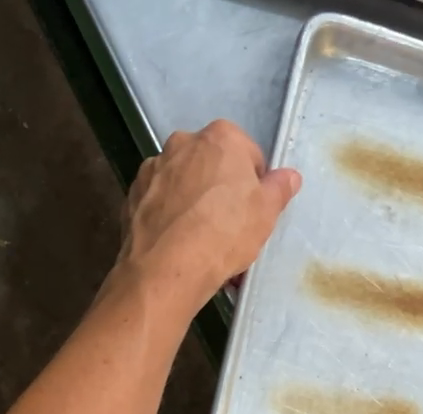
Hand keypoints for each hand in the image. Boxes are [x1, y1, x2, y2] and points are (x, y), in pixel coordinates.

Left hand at [116, 119, 301, 313]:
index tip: (252, 213)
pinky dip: (169, 221)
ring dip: (193, 207)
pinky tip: (177, 248)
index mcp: (220, 137)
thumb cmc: (225, 233)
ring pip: (183, 187)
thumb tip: (289, 176)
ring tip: (201, 245)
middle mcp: (182, 143)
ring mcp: (153, 169)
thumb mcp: (266, 213)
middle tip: (229, 231)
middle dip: (220, 194)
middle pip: (211, 168)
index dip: (254, 186)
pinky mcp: (132, 196)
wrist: (167, 268)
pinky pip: (160, 206)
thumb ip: (279, 189)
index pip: (248, 155)